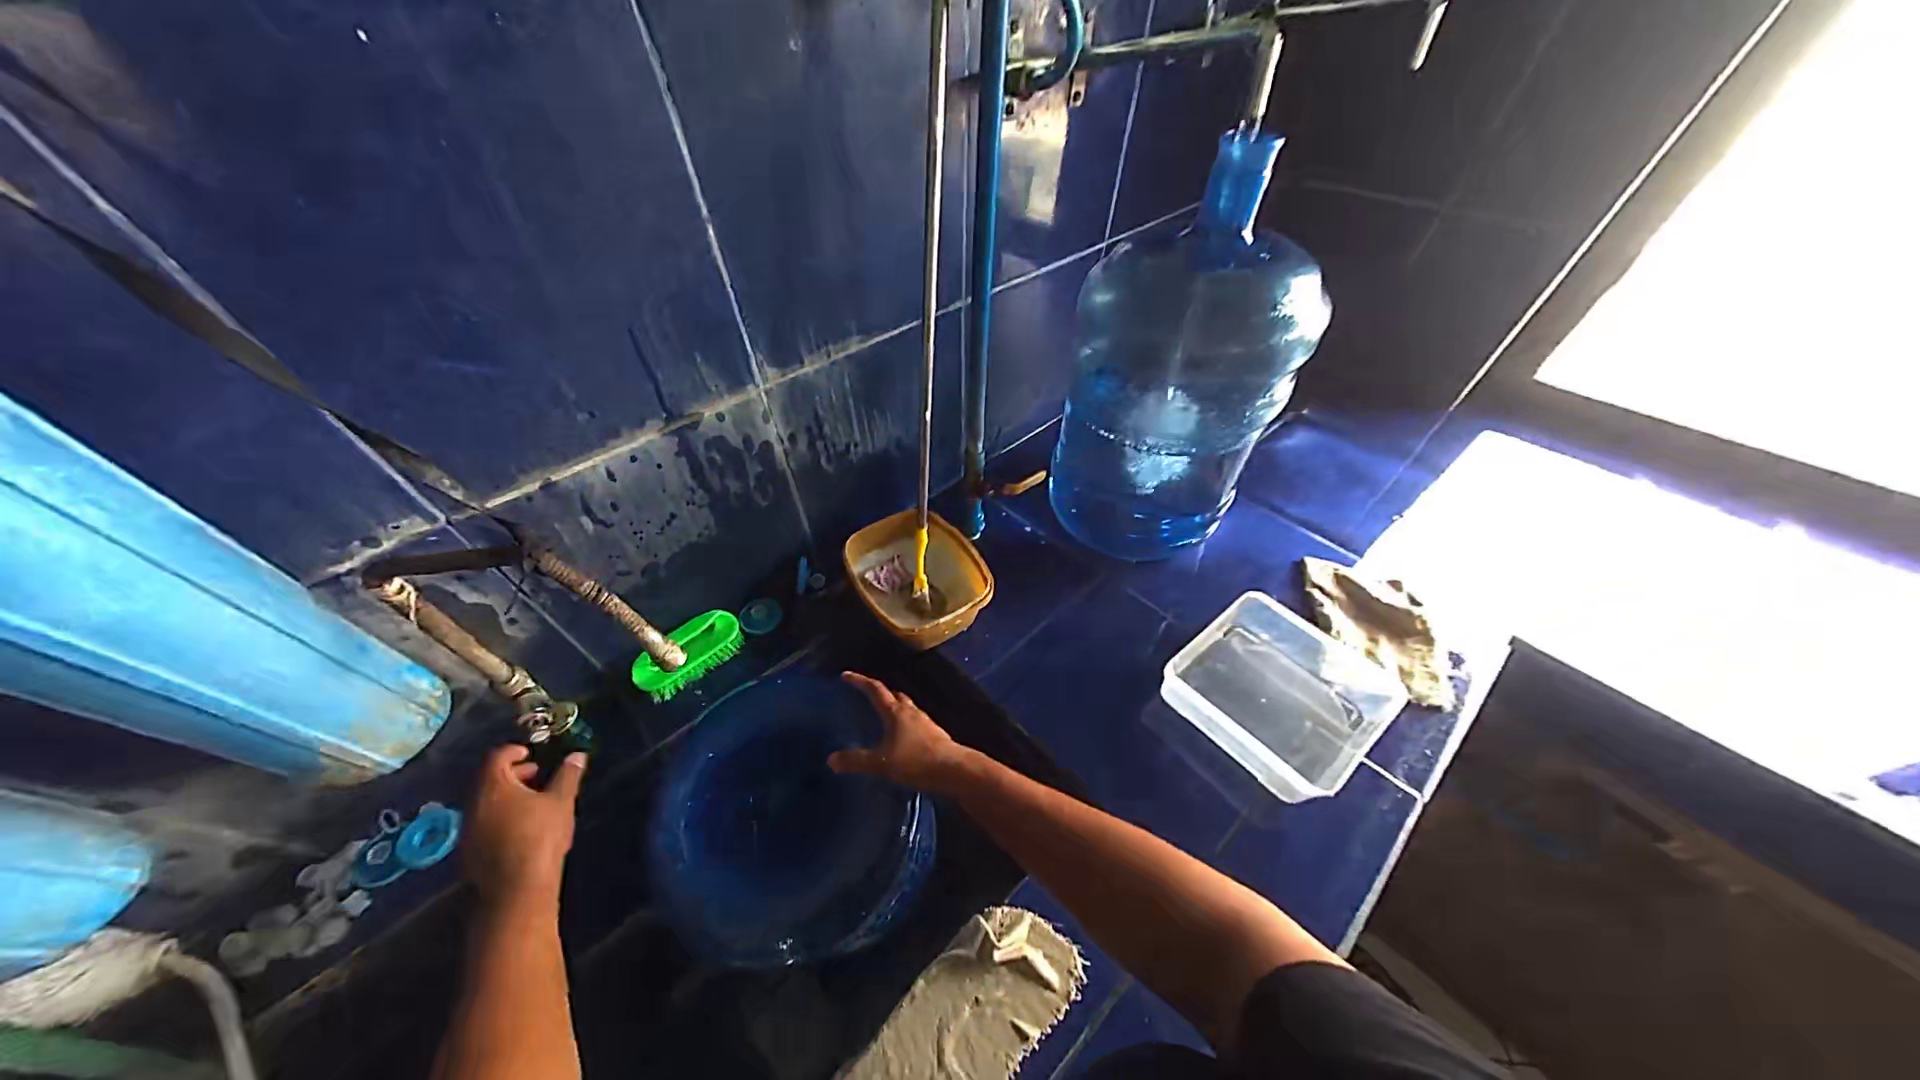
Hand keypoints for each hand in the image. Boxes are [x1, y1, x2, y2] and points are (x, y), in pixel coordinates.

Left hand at [465, 745, 585, 904]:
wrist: (516, 887)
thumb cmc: (540, 835)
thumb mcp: (562, 801)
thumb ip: (568, 775)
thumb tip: (577, 755)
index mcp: (493, 787)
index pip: (496, 757)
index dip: (513, 751)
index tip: (530, 753)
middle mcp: (474, 804)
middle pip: (487, 779)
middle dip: (511, 774)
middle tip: (536, 776)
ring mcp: (467, 829)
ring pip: (484, 802)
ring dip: (505, 795)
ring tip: (531, 801)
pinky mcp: (468, 851)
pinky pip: (482, 821)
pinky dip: (498, 814)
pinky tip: (519, 826)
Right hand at [830, 672, 972, 790]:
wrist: (954, 770)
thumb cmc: (916, 761)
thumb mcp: (881, 763)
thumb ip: (856, 761)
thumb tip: (831, 759)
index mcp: (895, 712)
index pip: (875, 690)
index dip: (860, 681)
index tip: (846, 675)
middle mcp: (911, 712)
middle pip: (894, 695)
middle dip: (880, 692)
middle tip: (866, 694)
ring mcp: (926, 723)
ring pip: (907, 708)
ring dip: (894, 707)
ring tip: (883, 715)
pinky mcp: (935, 735)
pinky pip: (915, 723)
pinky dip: (905, 723)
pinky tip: (902, 737)